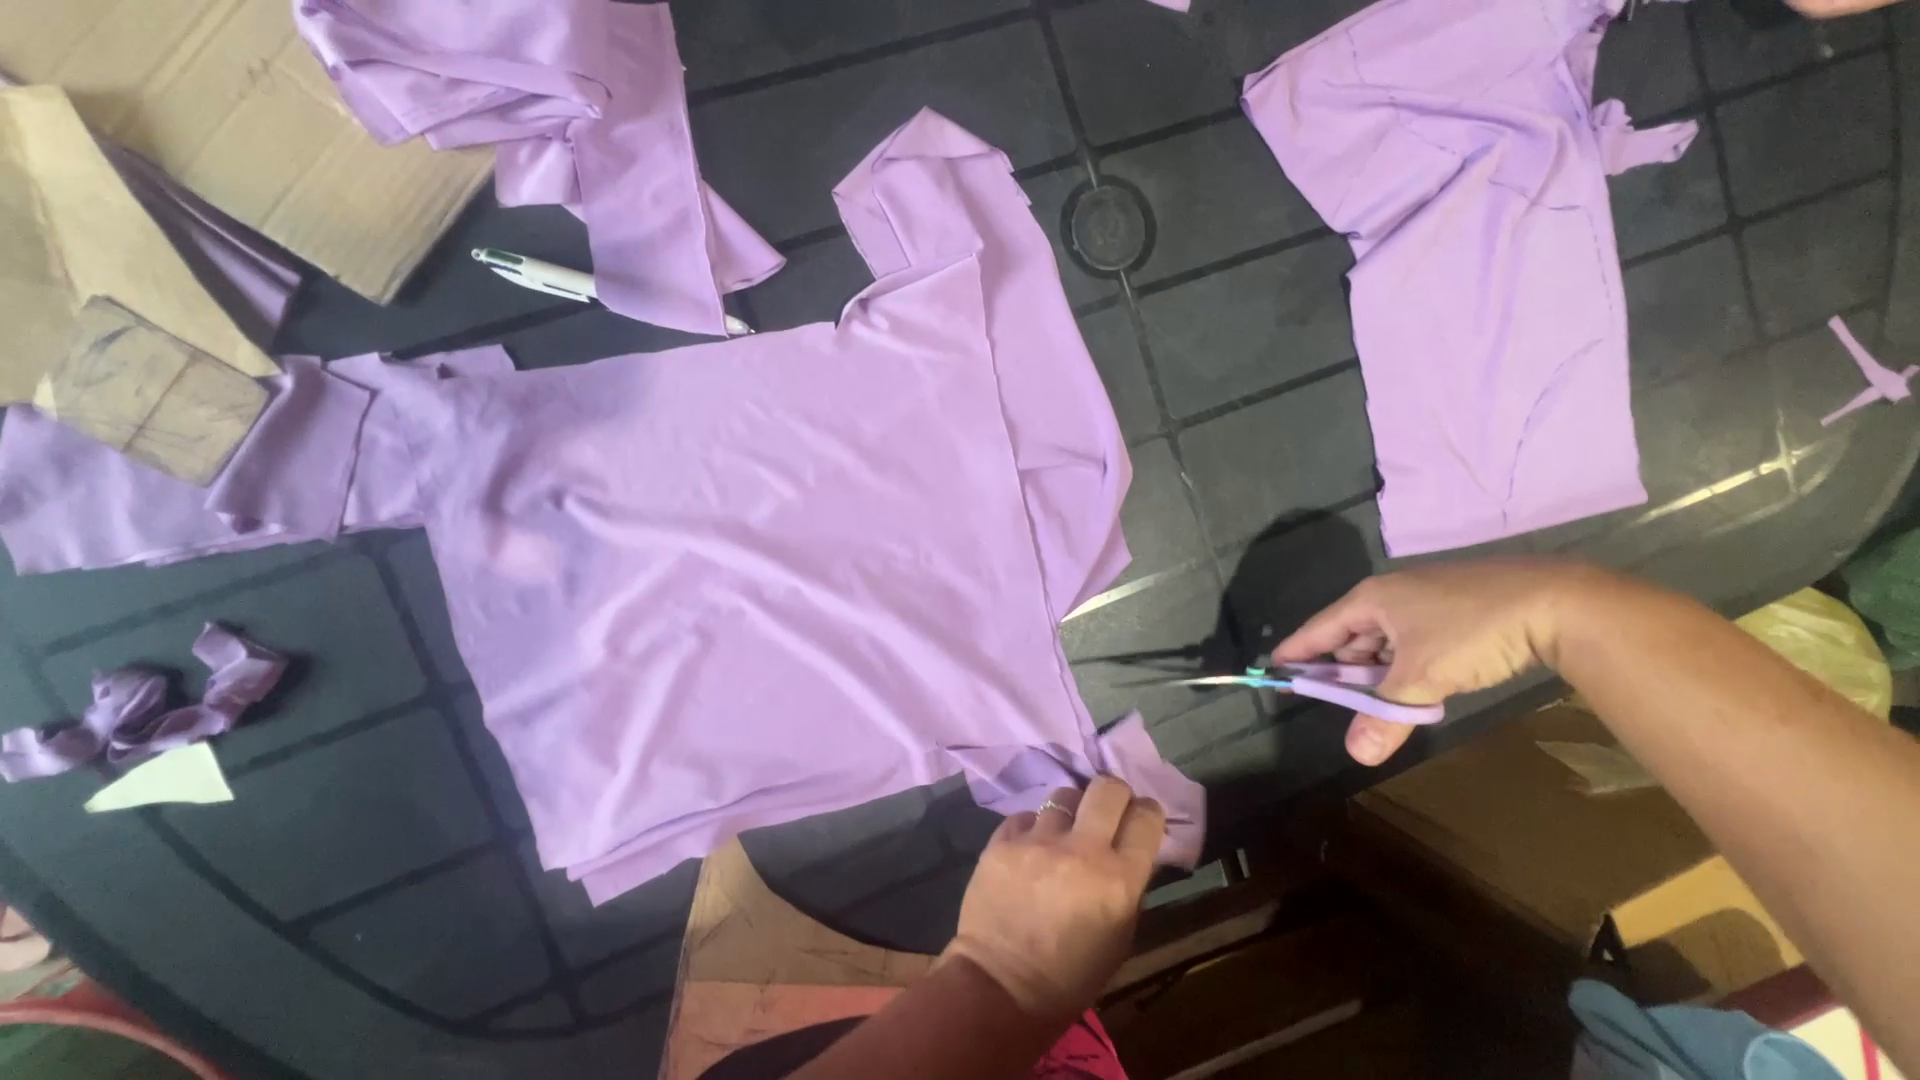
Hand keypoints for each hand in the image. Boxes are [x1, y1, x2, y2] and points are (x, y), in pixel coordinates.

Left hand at [941, 776, 1164, 1021]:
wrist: (1002, 988)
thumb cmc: (1071, 976)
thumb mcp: (1120, 936)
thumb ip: (1128, 886)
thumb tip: (1128, 851)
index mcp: (1119, 879)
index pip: (1146, 818)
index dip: (1148, 813)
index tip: (1141, 818)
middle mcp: (1082, 850)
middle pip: (1107, 788)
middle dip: (1113, 794)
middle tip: (1106, 810)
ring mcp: (1038, 842)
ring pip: (1063, 796)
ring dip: (1069, 812)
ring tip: (1062, 833)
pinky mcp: (1001, 842)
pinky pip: (1025, 817)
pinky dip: (1032, 829)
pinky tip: (1030, 850)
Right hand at [1272, 557, 1600, 765]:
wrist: (1560, 602)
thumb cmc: (1474, 631)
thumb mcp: (1423, 678)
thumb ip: (1386, 716)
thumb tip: (1356, 757)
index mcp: (1373, 598)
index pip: (1320, 627)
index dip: (1297, 650)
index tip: (1275, 668)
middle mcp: (1394, 592)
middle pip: (1352, 633)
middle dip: (1343, 667)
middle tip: (1339, 698)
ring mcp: (1429, 596)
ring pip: (1386, 636)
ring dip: (1379, 667)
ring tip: (1382, 696)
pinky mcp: (1460, 605)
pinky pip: (1414, 635)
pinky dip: (1407, 660)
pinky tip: (1421, 680)